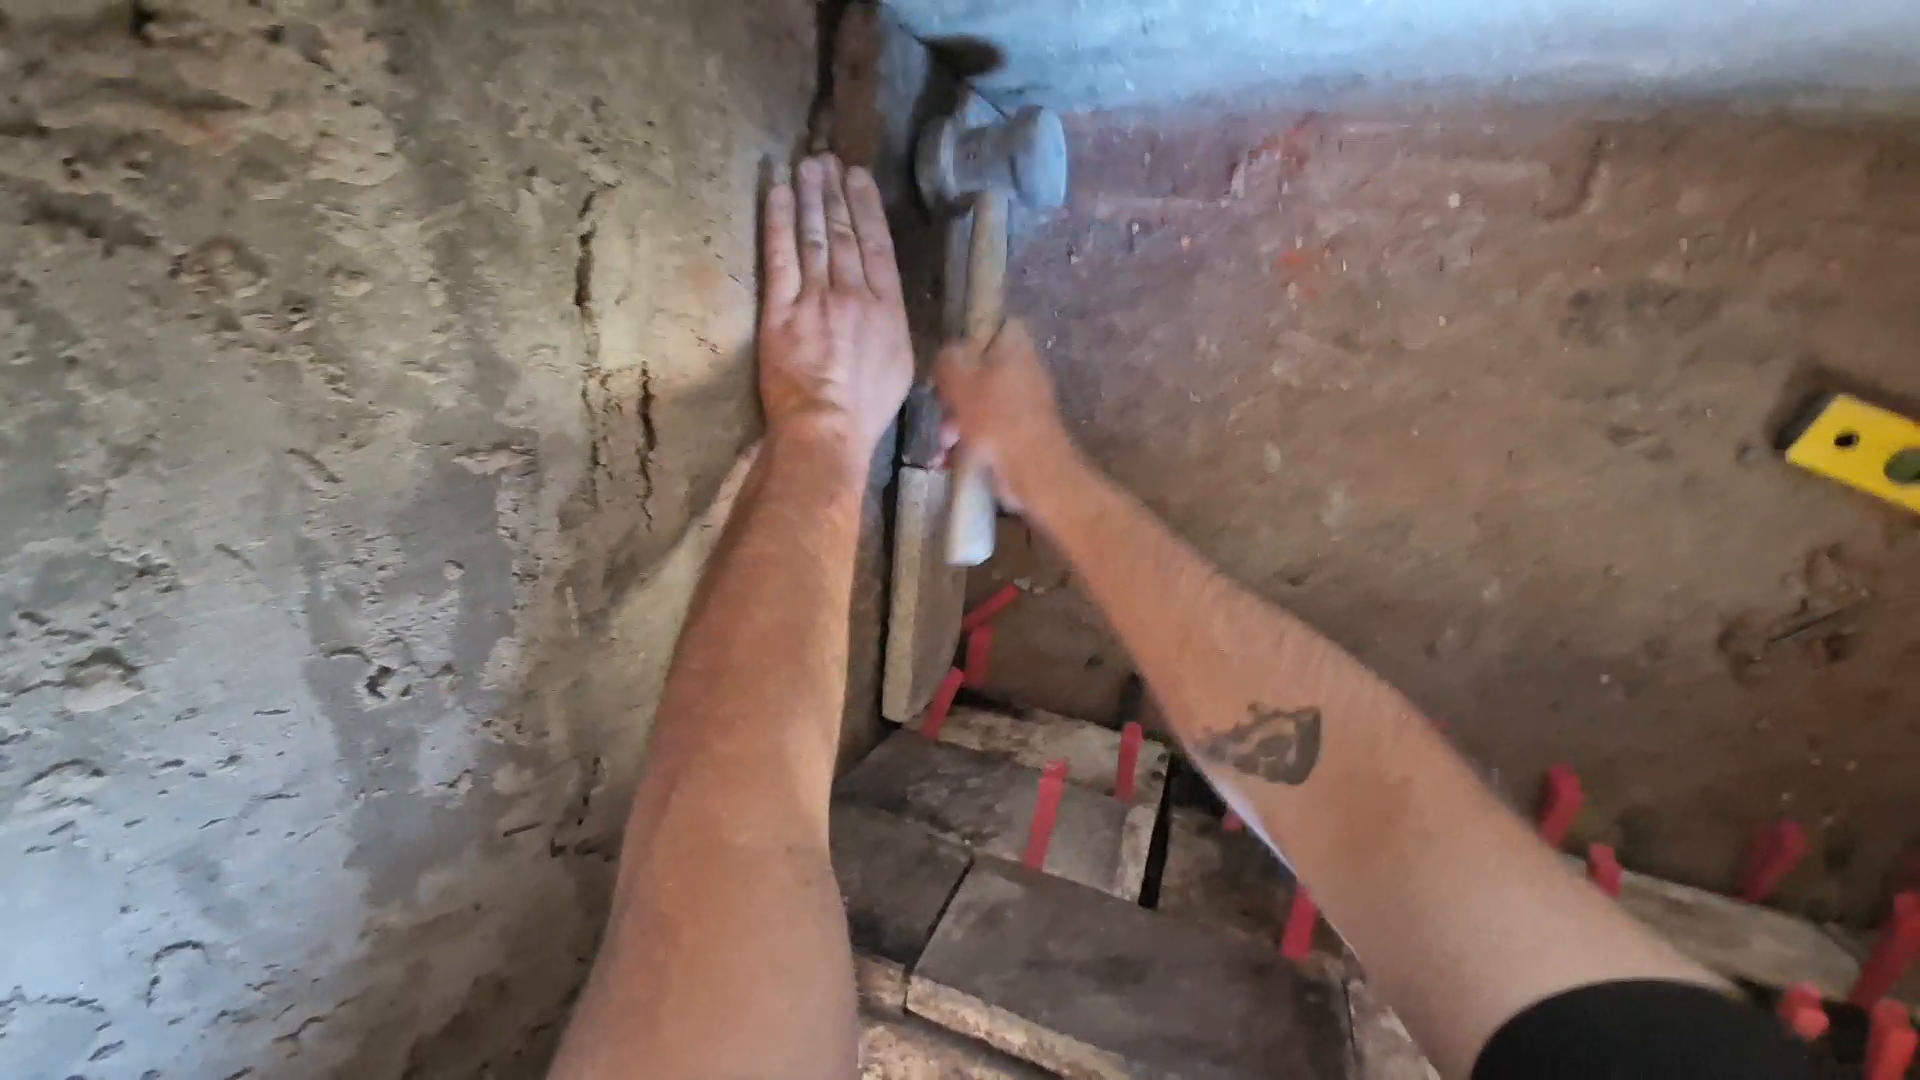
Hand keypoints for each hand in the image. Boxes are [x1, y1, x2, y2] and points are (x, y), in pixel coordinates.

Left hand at [758, 154, 912, 470]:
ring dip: (809, 197)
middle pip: (844, 233)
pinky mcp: (781, 309)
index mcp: (887, 308)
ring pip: (814, 236)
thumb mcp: (901, 367)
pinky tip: (777, 193)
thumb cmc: (867, 407)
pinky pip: (780, 255)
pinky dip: (778, 221)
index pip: (876, 246)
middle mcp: (853, 294)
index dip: (866, 207)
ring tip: (806, 166)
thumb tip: (887, 306)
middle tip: (827, 160)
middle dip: (835, 192)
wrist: (829, 426)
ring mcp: (815, 299)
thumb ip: (894, 327)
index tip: (858, 177)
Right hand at [933, 320, 1072, 506]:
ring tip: (945, 445)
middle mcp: (1024, 370)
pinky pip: (989, 429)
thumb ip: (948, 360)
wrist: (1033, 469)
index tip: (947, 362)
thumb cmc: (996, 418)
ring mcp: (1026, 403)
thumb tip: (947, 355)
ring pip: (981, 404)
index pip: (993, 326)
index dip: (967, 340)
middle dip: (954, 394)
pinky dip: (970, 442)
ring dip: (956, 423)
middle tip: (941, 411)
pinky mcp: (1022, 433)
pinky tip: (950, 460)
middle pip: (980, 370)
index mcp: (1015, 347)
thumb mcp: (960, 382)